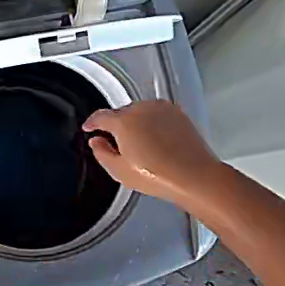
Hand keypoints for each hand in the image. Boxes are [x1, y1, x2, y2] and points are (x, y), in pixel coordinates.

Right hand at [83, 101, 234, 212]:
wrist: (194, 176)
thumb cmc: (160, 175)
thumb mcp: (119, 171)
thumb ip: (101, 152)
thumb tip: (96, 142)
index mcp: (123, 121)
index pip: (100, 116)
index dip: (92, 122)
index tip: (89, 126)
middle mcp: (142, 109)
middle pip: (121, 113)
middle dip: (117, 126)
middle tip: (118, 145)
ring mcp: (162, 109)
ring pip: (140, 112)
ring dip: (135, 123)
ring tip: (140, 146)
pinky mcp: (177, 114)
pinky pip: (157, 114)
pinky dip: (153, 123)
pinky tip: (156, 142)